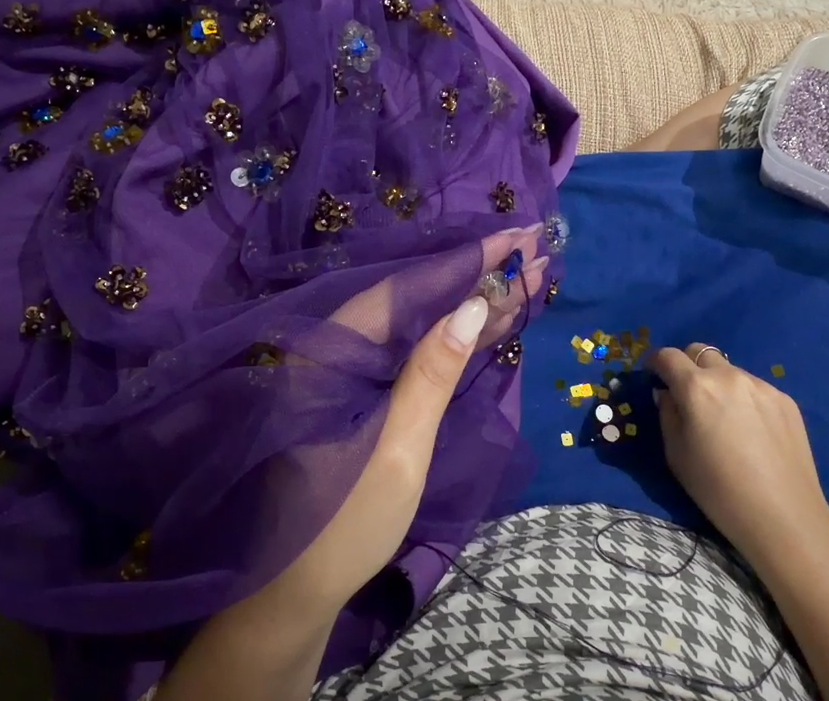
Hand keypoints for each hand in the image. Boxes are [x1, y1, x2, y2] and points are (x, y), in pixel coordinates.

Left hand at [266, 228, 542, 614]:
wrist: (296, 590)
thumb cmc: (343, 523)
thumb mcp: (397, 449)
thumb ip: (432, 374)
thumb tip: (471, 306)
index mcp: (328, 355)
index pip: (405, 291)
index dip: (462, 263)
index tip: (512, 238)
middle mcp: (334, 352)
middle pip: (415, 303)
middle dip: (476, 279)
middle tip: (533, 252)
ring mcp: (350, 375)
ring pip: (419, 327)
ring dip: (472, 306)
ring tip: (528, 280)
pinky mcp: (365, 397)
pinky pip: (414, 355)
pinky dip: (454, 341)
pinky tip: (491, 323)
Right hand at [650, 343, 828, 567]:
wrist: (783, 517)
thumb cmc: (718, 490)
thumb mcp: (676, 455)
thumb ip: (667, 415)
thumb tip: (668, 395)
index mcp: (697, 388)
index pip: (668, 356)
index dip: (656, 362)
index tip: (654, 375)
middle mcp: (729, 377)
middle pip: (701, 352)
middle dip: (688, 366)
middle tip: (688, 395)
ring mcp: (762, 386)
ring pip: (730, 371)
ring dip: (719, 383)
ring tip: (725, 418)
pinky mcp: (786, 400)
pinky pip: (756, 388)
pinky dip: (745, 399)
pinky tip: (753, 431)